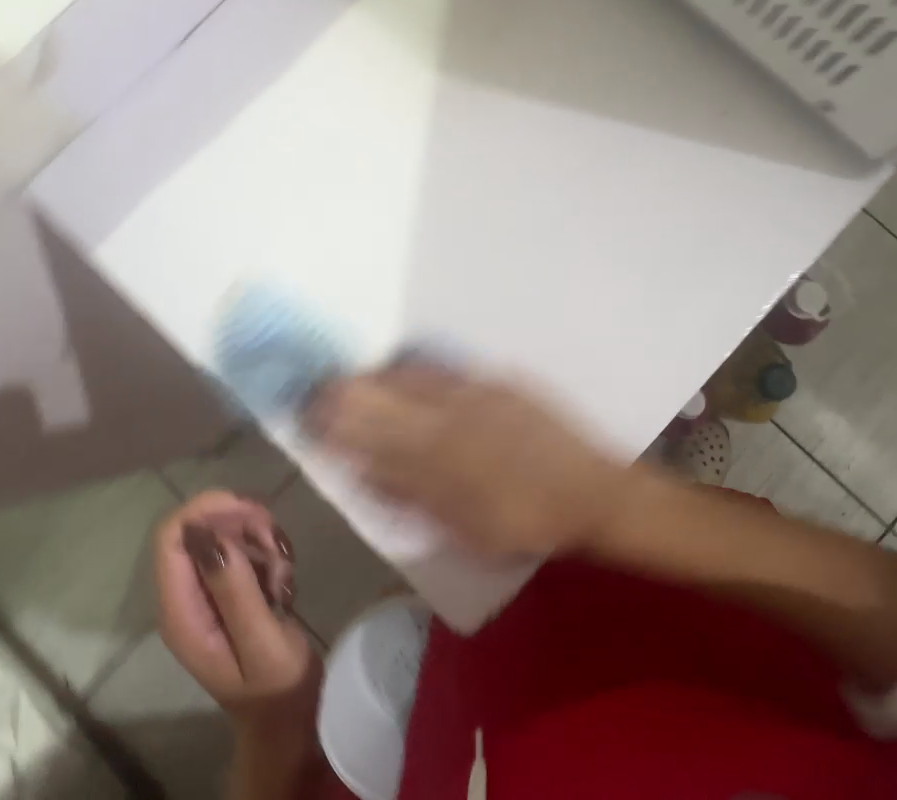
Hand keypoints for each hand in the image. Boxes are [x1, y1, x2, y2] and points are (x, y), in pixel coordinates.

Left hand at [153, 492, 318, 745]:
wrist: (290, 716)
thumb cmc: (275, 687)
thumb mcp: (260, 641)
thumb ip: (234, 589)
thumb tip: (209, 535)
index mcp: (181, 611)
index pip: (171, 537)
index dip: (205, 511)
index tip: (252, 510)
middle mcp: (187, 596)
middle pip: (201, 528)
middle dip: (243, 525)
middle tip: (279, 547)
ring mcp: (209, 592)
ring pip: (227, 535)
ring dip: (262, 541)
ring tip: (286, 577)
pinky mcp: (231, 591)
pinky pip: (245, 550)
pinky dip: (269, 554)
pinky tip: (285, 584)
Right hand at [304, 365, 636, 557]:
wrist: (591, 493)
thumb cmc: (525, 523)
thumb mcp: (463, 530)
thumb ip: (412, 499)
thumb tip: (368, 475)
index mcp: (436, 462)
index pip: (369, 437)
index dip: (333, 424)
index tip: (306, 414)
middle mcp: (448, 421)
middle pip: (381, 398)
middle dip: (343, 392)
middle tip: (318, 388)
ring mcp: (475, 395)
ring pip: (410, 377)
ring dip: (376, 376)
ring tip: (355, 375)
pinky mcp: (500, 382)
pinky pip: (446, 369)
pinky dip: (416, 368)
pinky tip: (404, 366)